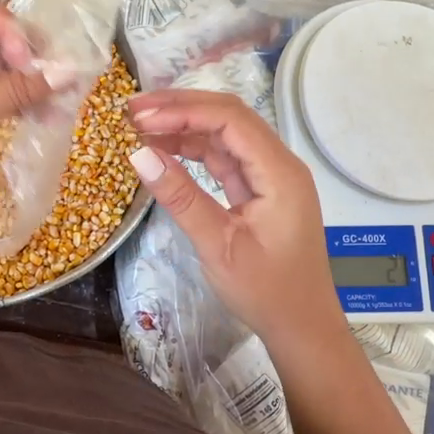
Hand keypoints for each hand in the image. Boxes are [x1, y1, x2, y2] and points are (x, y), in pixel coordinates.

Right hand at [125, 89, 347, 354]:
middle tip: (132, 110)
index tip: (140, 118)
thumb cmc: (265, 291)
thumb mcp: (217, 246)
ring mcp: (268, 173)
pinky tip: (161, 148)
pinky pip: (222, 153)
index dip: (182, 111)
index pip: (229, 119)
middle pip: (227, 115)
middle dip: (179, 106)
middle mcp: (278, 163)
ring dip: (182, 123)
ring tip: (138, 125)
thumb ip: (180, 197)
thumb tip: (138, 154)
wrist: (301, 327)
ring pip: (223, 131)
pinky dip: (190, 146)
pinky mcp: (257, 187)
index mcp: (279, 172)